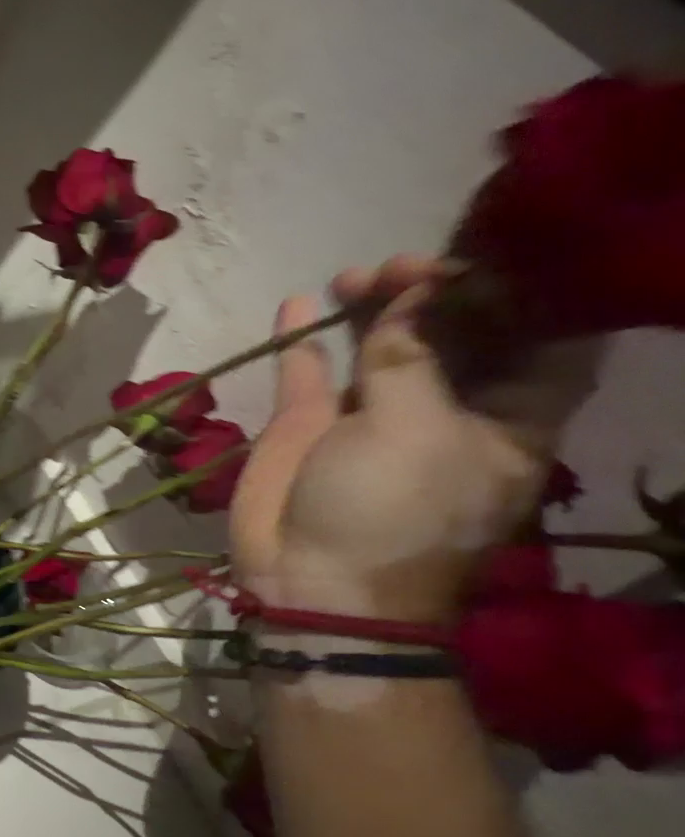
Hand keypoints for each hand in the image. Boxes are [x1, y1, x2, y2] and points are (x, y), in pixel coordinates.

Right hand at [231, 256, 597, 622]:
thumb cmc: (394, 511)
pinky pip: (309, 368)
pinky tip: (296, 304)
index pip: (538, 336)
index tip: (479, 256)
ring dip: (372, 302)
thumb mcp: (418, 431)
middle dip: (434, 287)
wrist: (313, 580)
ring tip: (349, 280)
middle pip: (454, 328)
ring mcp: (371, 413)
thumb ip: (411, 355)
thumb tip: (407, 293)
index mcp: (508, 415)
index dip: (519, 291)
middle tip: (397, 268)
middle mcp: (447, 405)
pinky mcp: (309, 422)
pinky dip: (303, 336)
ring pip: (382, 340)